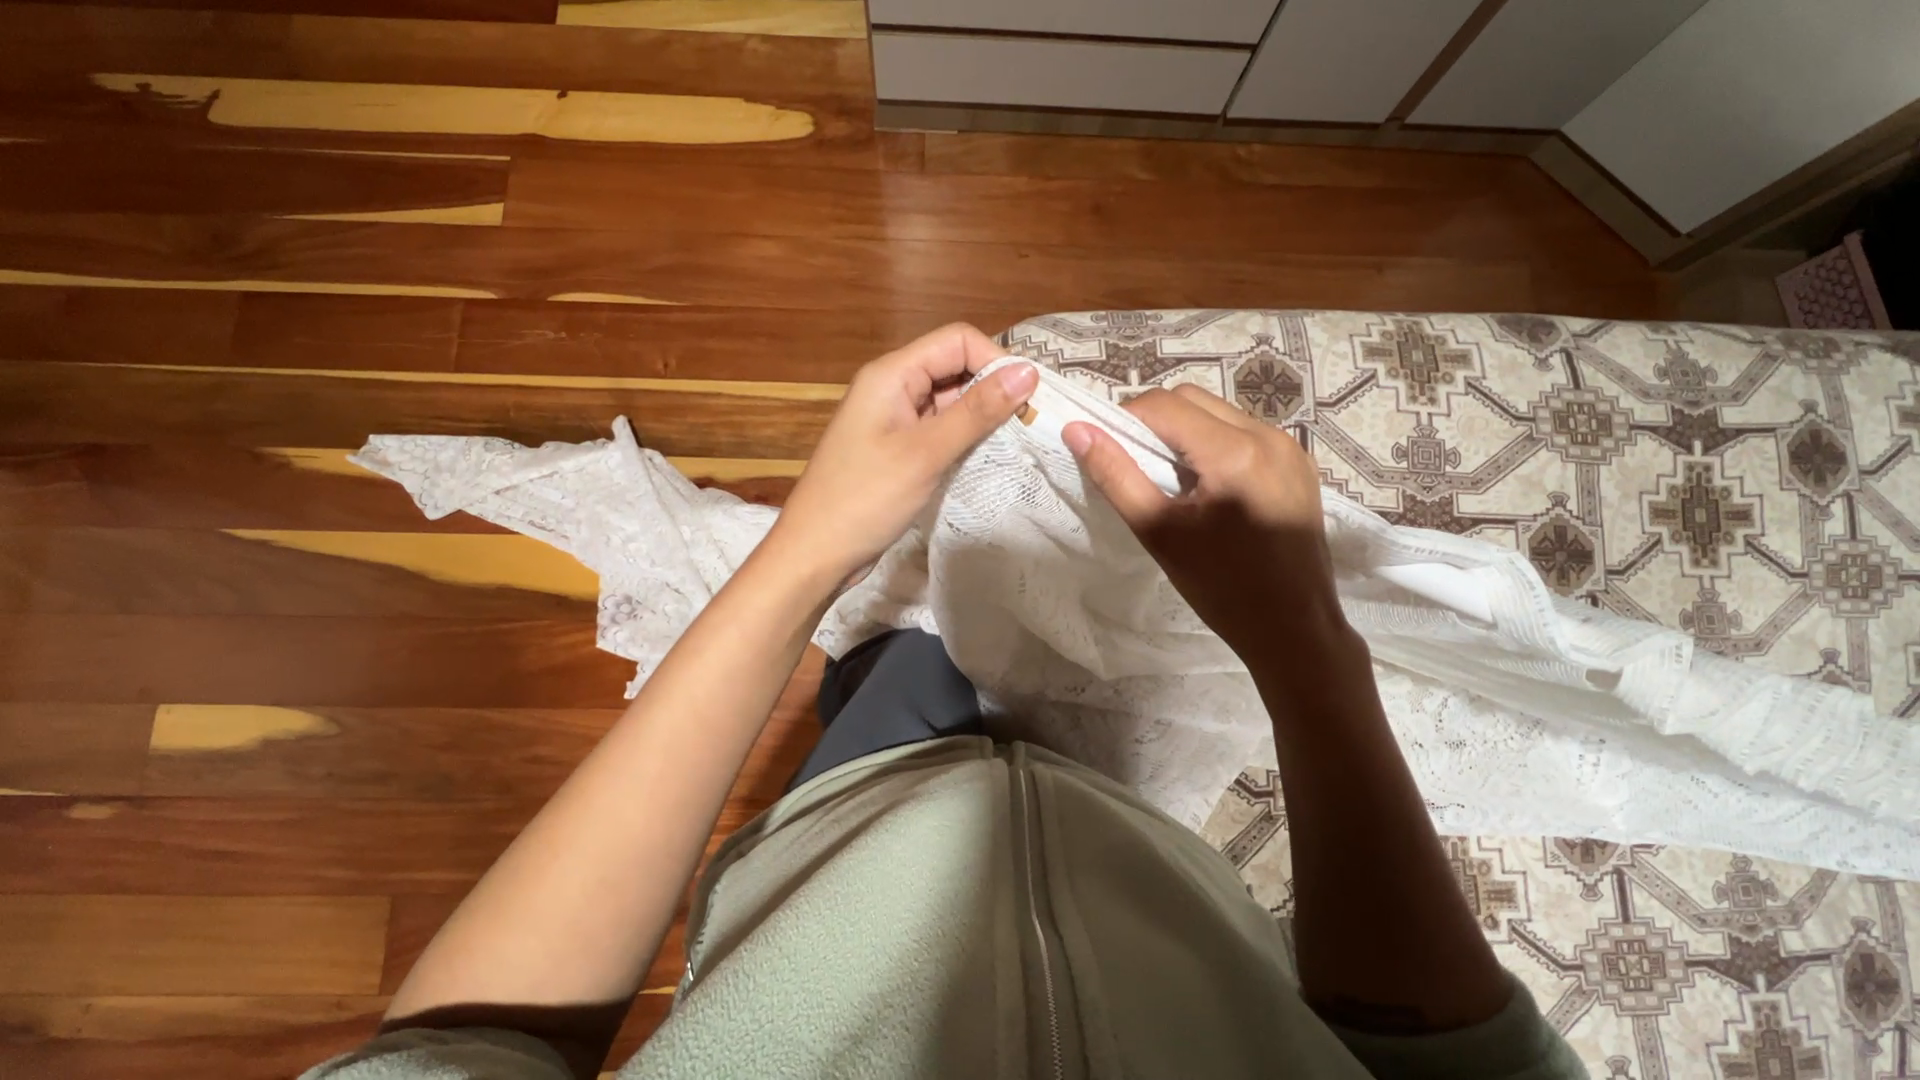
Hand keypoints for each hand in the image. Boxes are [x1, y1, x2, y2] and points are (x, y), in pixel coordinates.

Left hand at [767, 323, 1037, 585]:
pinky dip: (963, 439)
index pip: (957, 341)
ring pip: (949, 401)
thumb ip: (977, 411)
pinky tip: (984, 460)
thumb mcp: (927, 452)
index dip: (995, 361)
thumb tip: (1028, 372)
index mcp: (892, 374)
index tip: (1027, 399)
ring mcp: (892, 419)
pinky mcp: (896, 448)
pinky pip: (938, 429)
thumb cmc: (866, 498)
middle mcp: (892, 387)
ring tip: (1013, 444)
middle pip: (954, 367)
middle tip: (1027, 425)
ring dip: (981, 417)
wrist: (815, 552)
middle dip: (992, 389)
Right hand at [1061, 385, 1342, 659]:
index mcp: (1233, 452)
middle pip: (1192, 399)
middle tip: (1138, 467)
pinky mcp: (1299, 463)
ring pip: (1218, 412)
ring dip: (1185, 433)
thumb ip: (1115, 475)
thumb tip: (1077, 431)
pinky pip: (1245, 433)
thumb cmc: (1220, 588)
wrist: (1294, 628)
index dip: (1125, 420)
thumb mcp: (1159, 533)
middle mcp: (1267, 435)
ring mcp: (1290, 447)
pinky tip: (1210, 489)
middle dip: (1155, 422)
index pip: (1163, 405)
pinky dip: (1215, 446)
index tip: (1109, 452)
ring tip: (1175, 482)